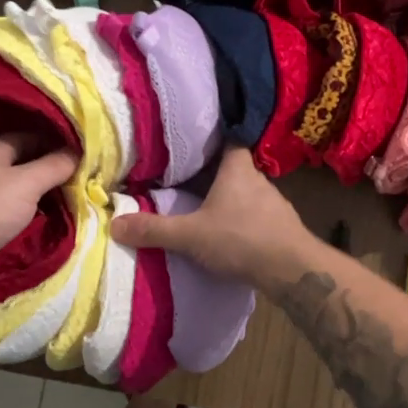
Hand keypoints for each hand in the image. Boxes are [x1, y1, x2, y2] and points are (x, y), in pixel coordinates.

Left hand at [0, 135, 76, 301]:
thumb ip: (53, 166)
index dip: (52, 139)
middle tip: (85, 178)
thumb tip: (79, 151)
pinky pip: (13, 223)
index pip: (25, 137)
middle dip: (50, 172)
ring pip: (19, 198)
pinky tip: (53, 227)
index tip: (81, 147)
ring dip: (43, 201)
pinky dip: (32, 224)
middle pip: (22, 168)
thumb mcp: (26, 183)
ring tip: (77, 202)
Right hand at [109, 147, 315, 285]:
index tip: (194, 140)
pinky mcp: (283, 227)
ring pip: (247, 193)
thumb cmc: (241, 239)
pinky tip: (231, 234)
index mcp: (237, 169)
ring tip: (206, 207)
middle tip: (188, 178)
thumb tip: (114, 224)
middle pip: (234, 168)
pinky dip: (244, 220)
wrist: (294, 270)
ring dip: (230, 199)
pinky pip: (258, 216)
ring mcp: (275, 204)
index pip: (229, 140)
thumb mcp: (190, 236)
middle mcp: (258, 179)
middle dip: (215, 173)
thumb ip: (153, 230)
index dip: (213, 137)